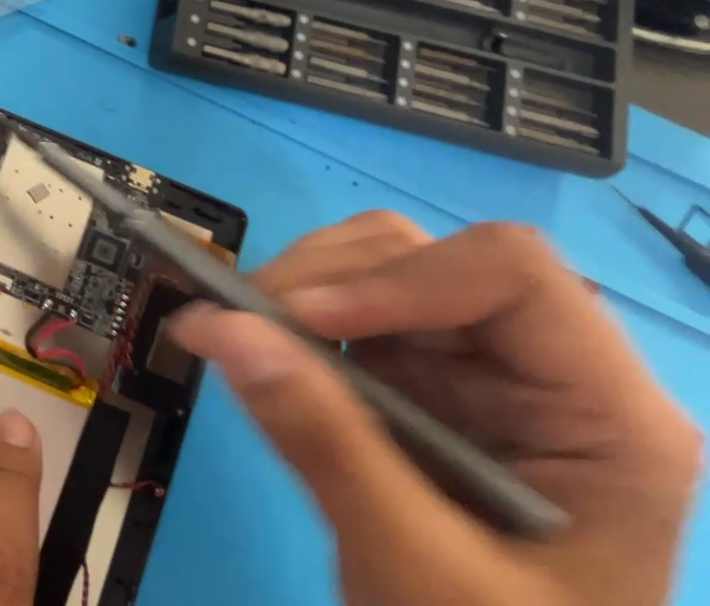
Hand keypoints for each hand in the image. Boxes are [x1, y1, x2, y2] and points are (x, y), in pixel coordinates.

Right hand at [173, 212, 702, 605]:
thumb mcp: (417, 566)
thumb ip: (326, 446)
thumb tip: (219, 327)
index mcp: (602, 414)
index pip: (510, 276)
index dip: (397, 279)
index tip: (296, 319)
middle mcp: (542, 369)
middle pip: (429, 256)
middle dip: (323, 276)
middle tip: (240, 321)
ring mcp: (473, 369)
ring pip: (380, 263)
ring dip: (298, 283)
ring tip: (239, 331)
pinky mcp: (414, 379)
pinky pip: (345, 305)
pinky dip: (287, 310)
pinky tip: (254, 346)